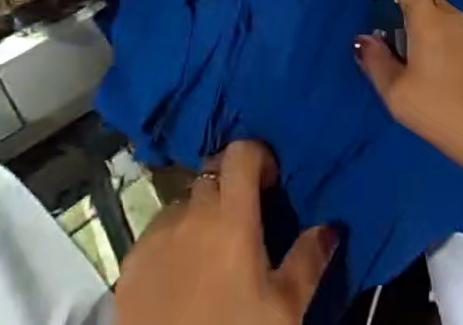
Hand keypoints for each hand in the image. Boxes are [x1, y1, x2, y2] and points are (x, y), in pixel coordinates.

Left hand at [114, 140, 337, 324]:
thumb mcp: (285, 310)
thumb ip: (307, 261)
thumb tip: (329, 226)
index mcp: (230, 218)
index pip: (240, 153)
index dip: (257, 156)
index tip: (270, 180)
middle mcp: (190, 212)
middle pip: (211, 174)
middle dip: (231, 186)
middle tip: (247, 222)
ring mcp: (157, 230)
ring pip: (185, 204)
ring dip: (202, 216)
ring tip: (215, 256)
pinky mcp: (133, 255)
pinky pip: (159, 231)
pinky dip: (175, 241)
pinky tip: (184, 275)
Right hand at [354, 0, 462, 175]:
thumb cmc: (448, 115)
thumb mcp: (398, 96)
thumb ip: (376, 62)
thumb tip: (364, 39)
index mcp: (430, 23)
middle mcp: (461, 19)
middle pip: (432, 5)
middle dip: (416, 18)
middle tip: (409, 50)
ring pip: (456, 23)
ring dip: (443, 34)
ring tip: (442, 71)